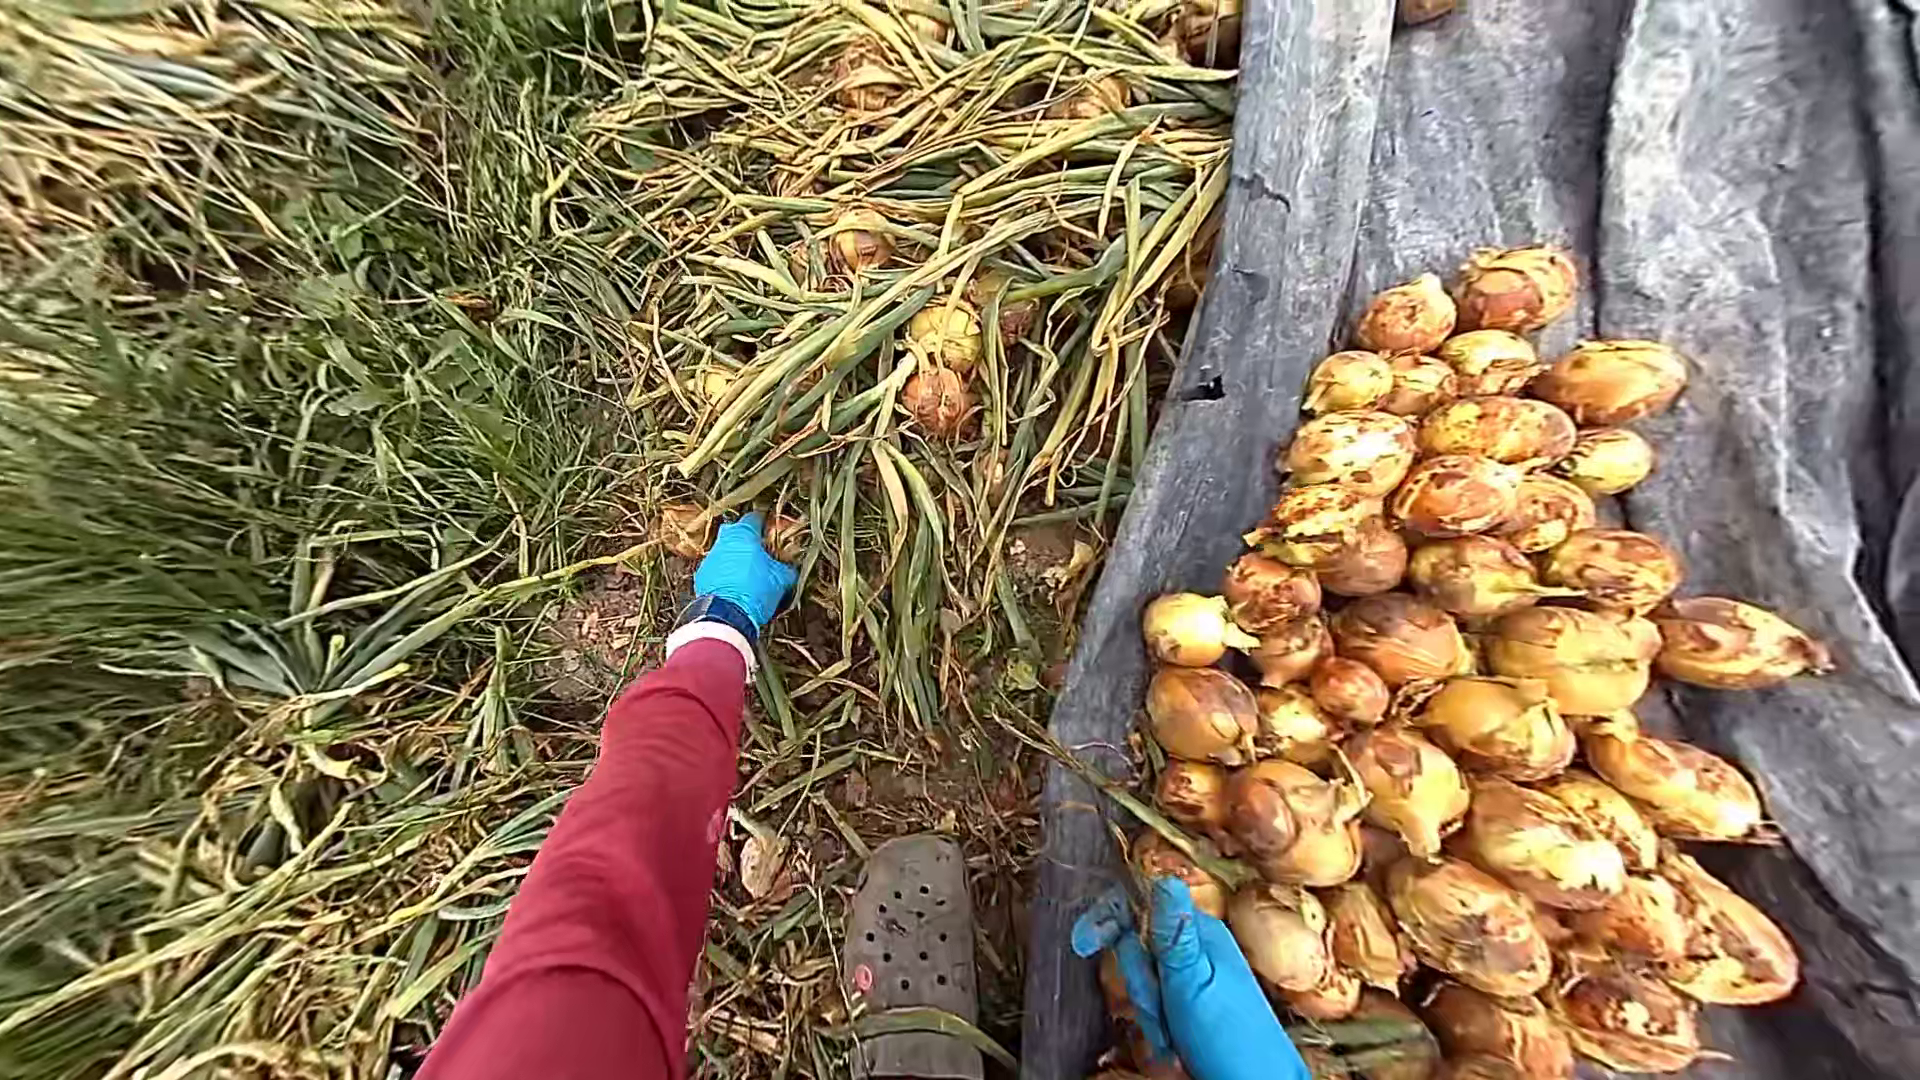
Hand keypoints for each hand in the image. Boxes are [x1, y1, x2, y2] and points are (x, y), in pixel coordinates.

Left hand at [693, 513, 797, 628]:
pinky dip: (726, 574)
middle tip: (762, 551)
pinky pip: (717, 570)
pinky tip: (738, 587)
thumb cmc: (756, 590)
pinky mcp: (701, 577)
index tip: (774, 530)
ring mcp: (709, 559)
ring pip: (725, 551)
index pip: (755, 517)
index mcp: (743, 534)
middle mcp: (723, 541)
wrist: (725, 617)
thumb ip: (788, 567)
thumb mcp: (782, 578)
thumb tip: (792, 567)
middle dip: (748, 539)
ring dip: (736, 558)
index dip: (766, 522)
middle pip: (736, 532)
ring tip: (751, 573)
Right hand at [1072, 877, 1308, 1079]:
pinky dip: (1157, 1025)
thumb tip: (1162, 874)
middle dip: (1138, 981)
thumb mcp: (1193, 981)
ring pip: (1143, 976)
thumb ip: (1172, 930)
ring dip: (1148, 1008)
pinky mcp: (1189, 1006)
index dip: (1107, 917)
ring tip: (1170, 1038)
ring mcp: (1192, 977)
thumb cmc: (1231, 1042)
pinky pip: (1155, 1003)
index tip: (1082, 943)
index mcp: (1199, 930)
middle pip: (1137, 942)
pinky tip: (1173, 1046)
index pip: (1141, 901)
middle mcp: (1194, 947)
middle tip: (1158, 1013)